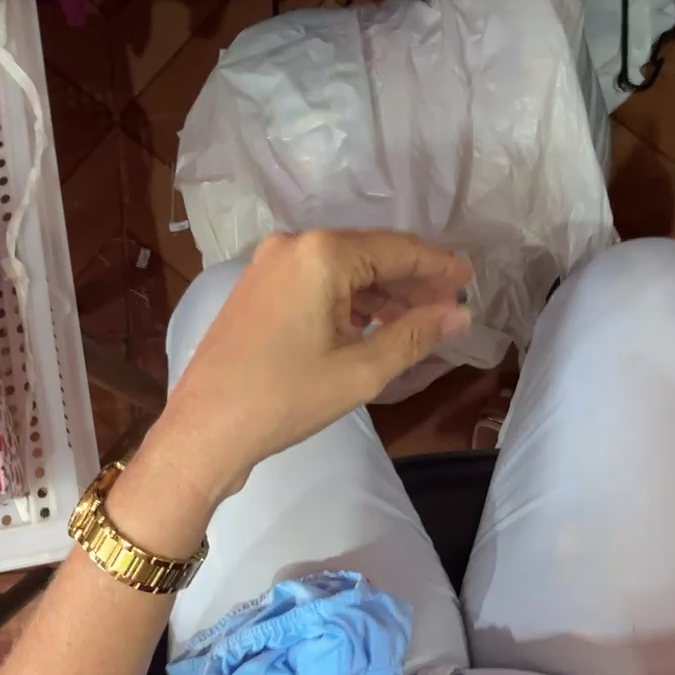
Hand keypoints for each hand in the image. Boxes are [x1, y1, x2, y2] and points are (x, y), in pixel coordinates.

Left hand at [150, 229, 472, 501]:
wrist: (206, 429)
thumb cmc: (285, 399)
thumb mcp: (360, 371)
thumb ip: (414, 335)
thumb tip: (459, 314)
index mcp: (321, 253)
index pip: (396, 249)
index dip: (438, 265)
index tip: (469, 279)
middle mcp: (292, 245)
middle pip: (368, 254)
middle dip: (409, 280)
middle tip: (448, 303)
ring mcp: (267, 266)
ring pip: (340, 271)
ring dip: (378, 293)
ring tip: (414, 319)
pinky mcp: (255, 291)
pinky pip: (313, 284)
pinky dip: (345, 302)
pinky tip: (367, 324)